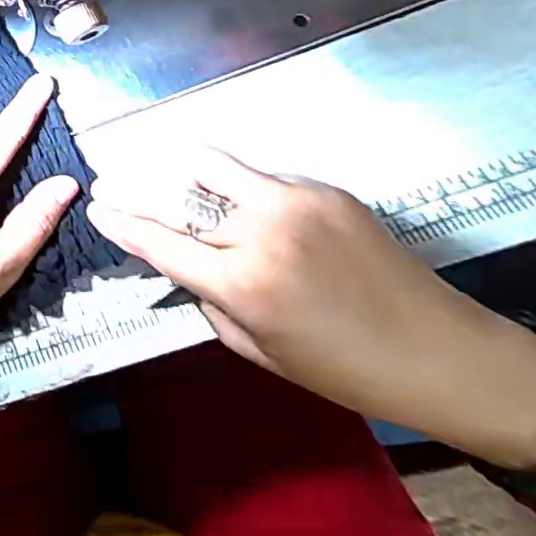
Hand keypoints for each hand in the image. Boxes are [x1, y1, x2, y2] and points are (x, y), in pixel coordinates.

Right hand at [87, 149, 535, 468]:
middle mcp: (262, 229)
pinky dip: (246, 191)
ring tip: (178, 177)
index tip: (99, 208)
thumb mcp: (260, 350)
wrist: (437, 349)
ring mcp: (296, 200)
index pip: (163, 243)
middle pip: (182, 187)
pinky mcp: (325, 188)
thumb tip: (187, 266)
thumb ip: (213, 302)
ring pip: (219, 166)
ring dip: (191, 173)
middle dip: (143, 183)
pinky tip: (255, 209)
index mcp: (244, 283)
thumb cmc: (342, 369)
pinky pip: (266, 180)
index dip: (124, 224)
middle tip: (120, 178)